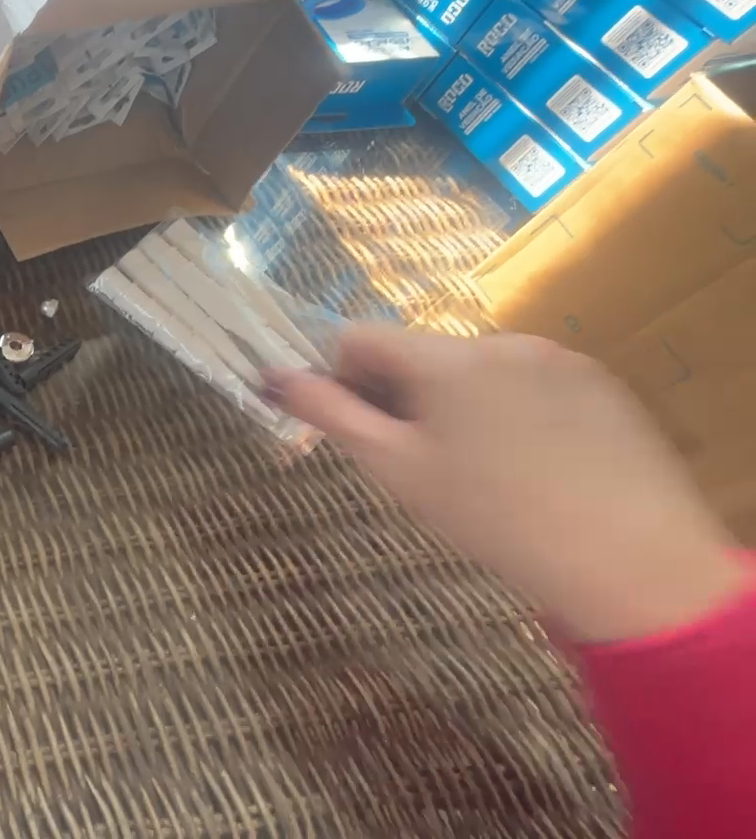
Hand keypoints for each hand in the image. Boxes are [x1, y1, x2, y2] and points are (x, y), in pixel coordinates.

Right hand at [265, 326, 742, 644]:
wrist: (634, 569)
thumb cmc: (489, 514)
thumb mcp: (391, 465)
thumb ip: (325, 411)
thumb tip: (269, 374)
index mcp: (444, 358)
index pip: (356, 336)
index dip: (341, 377)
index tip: (361, 427)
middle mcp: (501, 341)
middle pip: (413, 351)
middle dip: (396, 391)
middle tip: (414, 454)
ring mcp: (558, 358)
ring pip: (465, 365)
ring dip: (448, 398)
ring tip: (475, 461)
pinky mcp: (600, 382)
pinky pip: (519, 377)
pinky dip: (500, 405)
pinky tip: (522, 457)